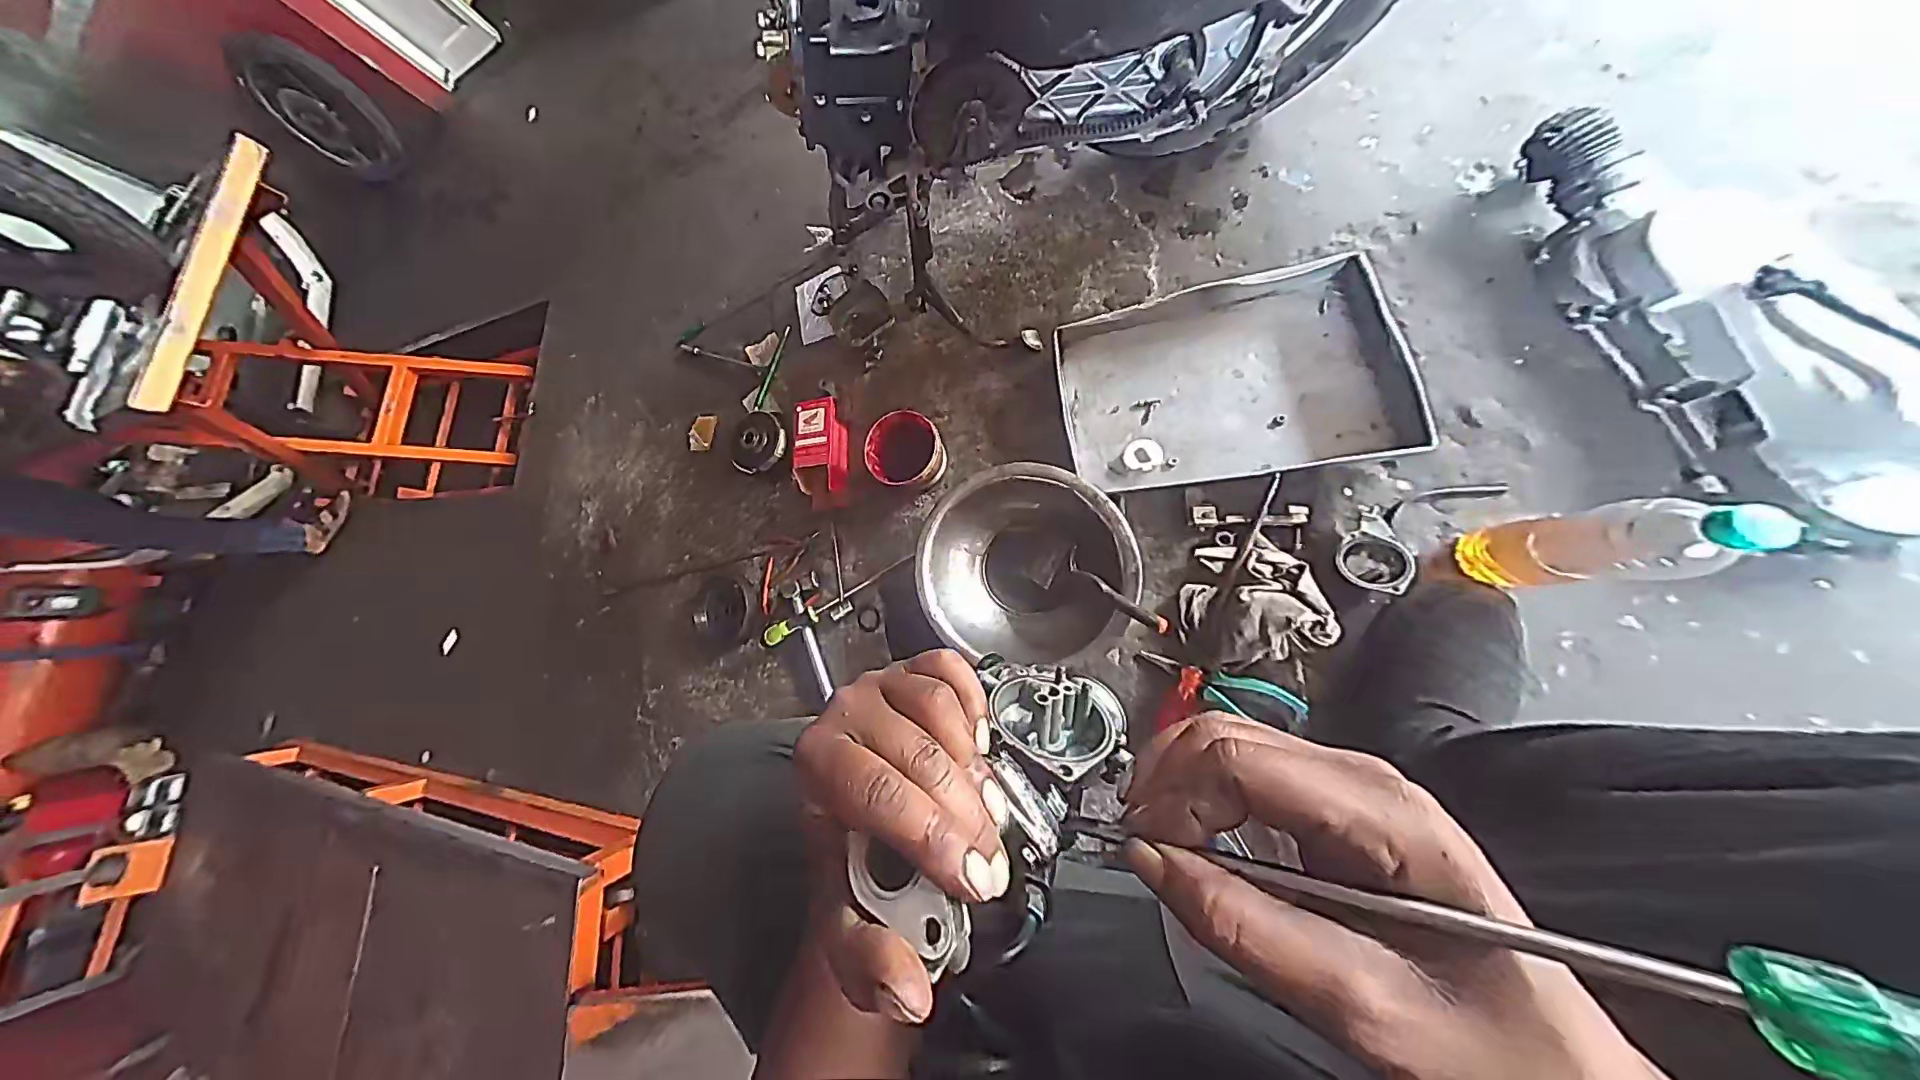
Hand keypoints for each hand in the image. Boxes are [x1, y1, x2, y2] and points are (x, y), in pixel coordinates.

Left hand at [791, 650, 1011, 1025]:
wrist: (867, 823)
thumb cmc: (858, 863)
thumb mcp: (856, 924)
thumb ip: (873, 963)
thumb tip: (908, 991)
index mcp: (818, 766)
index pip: (874, 790)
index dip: (931, 835)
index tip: (971, 879)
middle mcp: (845, 715)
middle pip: (917, 755)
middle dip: (963, 817)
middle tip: (987, 861)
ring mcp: (882, 686)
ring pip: (938, 708)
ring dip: (972, 765)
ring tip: (986, 808)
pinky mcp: (915, 671)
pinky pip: (950, 670)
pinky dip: (973, 702)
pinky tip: (978, 744)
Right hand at [1122, 714, 1665, 1079]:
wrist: (1549, 1058)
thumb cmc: (1485, 1042)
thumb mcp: (1364, 1003)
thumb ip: (1246, 929)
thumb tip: (1152, 861)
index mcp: (1381, 810)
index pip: (1238, 756)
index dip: (1173, 793)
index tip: (1142, 845)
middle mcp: (1361, 777)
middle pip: (1225, 734)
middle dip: (1165, 780)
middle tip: (1140, 842)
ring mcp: (1346, 784)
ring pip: (1227, 744)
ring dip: (1177, 785)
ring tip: (1159, 843)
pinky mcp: (1330, 804)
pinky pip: (1243, 773)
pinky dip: (1200, 798)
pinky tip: (1194, 838)